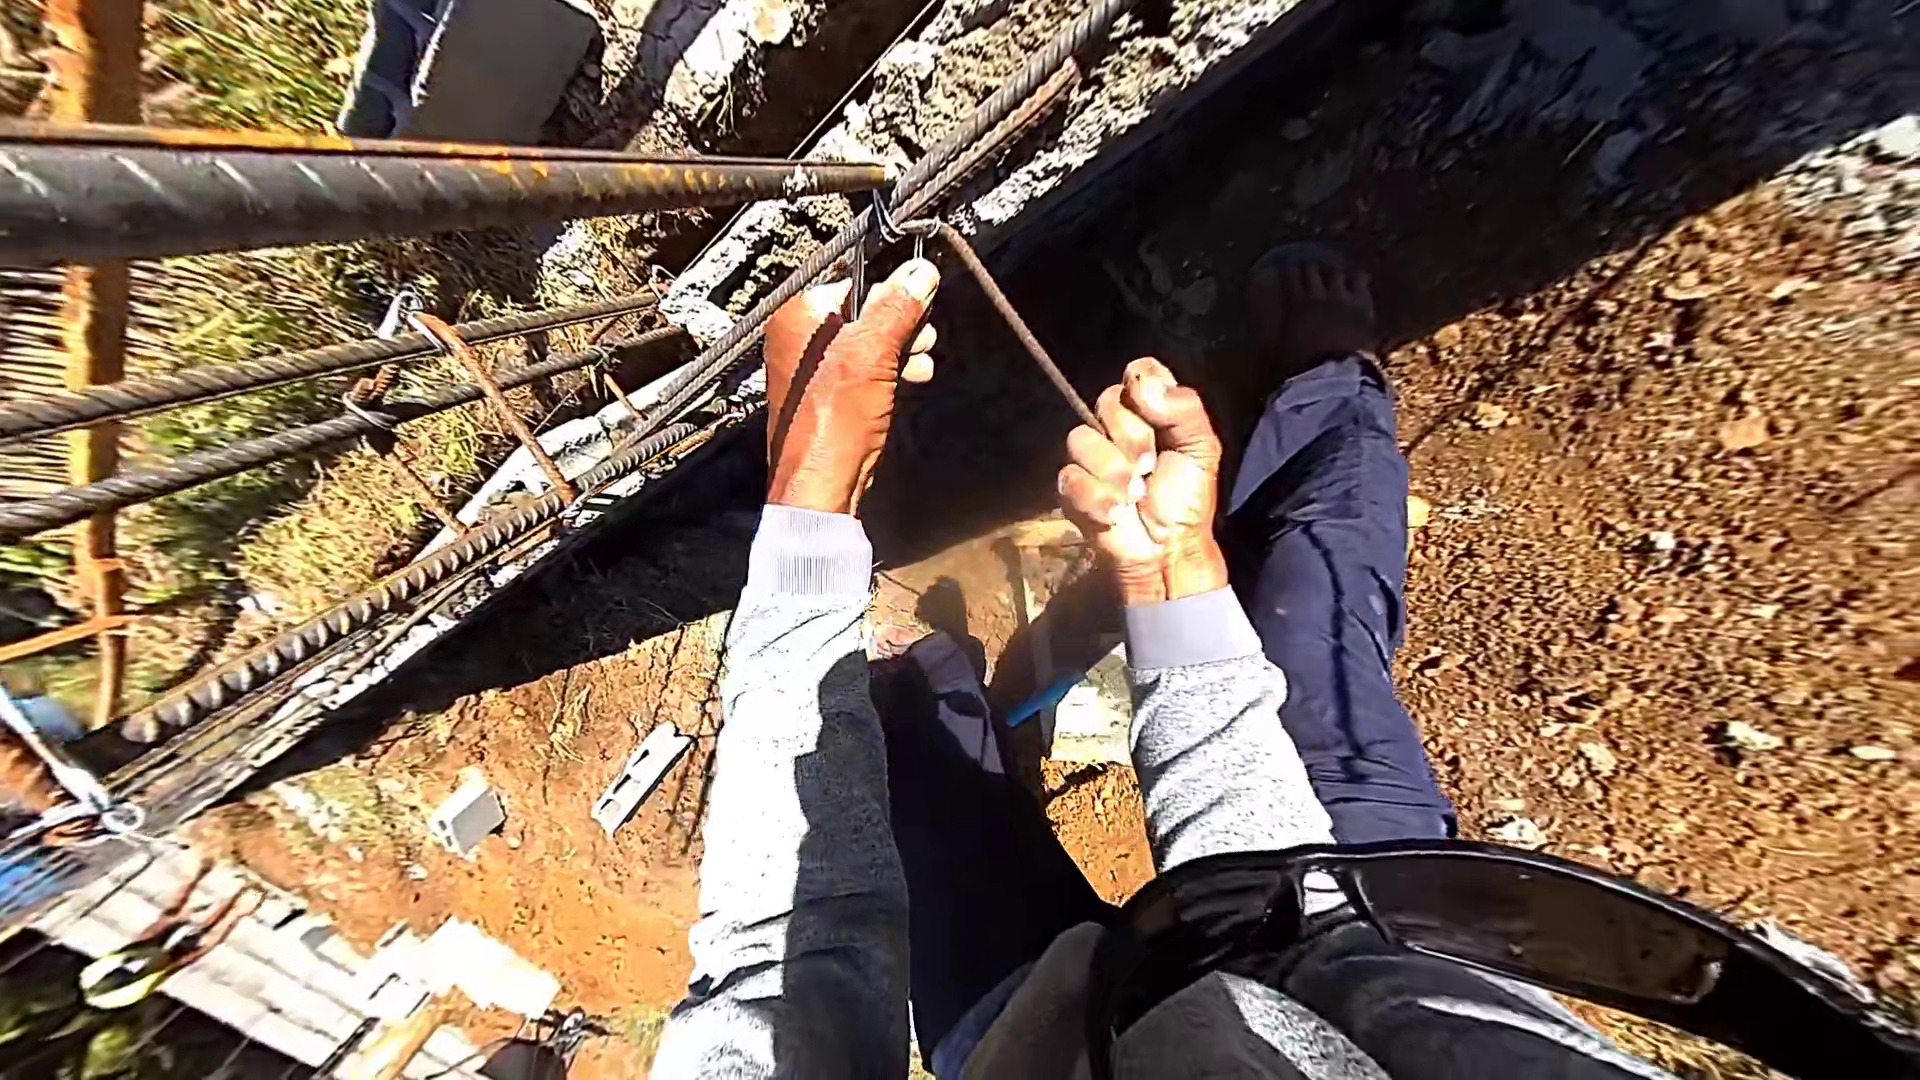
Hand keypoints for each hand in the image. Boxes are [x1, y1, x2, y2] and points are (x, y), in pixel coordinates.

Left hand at [763, 259, 939, 513]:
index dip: (892, 292)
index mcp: (799, 316)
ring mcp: (815, 369)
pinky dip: (889, 372)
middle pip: (864, 312)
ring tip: (918, 363)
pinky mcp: (830, 395)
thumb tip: (919, 274)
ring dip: (901, 351)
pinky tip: (909, 379)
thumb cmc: (832, 425)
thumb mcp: (872, 354)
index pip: (854, 280)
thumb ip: (897, 308)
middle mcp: (801, 338)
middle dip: (901, 326)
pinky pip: (865, 370)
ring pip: (869, 343)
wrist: (821, 484)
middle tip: (921, 338)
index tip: (920, 300)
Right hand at [1058, 358, 1227, 604]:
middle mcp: (1113, 428)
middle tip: (1151, 466)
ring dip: (1114, 472)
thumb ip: (1184, 409)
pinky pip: (1070, 478)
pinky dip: (1097, 499)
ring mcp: (1087, 458)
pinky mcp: (1069, 489)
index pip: (1135, 373)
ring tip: (1135, 494)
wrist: (1169, 549)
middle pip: (1106, 402)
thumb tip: (1144, 383)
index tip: (1157, 412)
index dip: (1142, 387)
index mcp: (1147, 412)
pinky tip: (1116, 513)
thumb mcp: (1202, 450)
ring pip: (1081, 439)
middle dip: (1133, 436)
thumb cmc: (1186, 500)